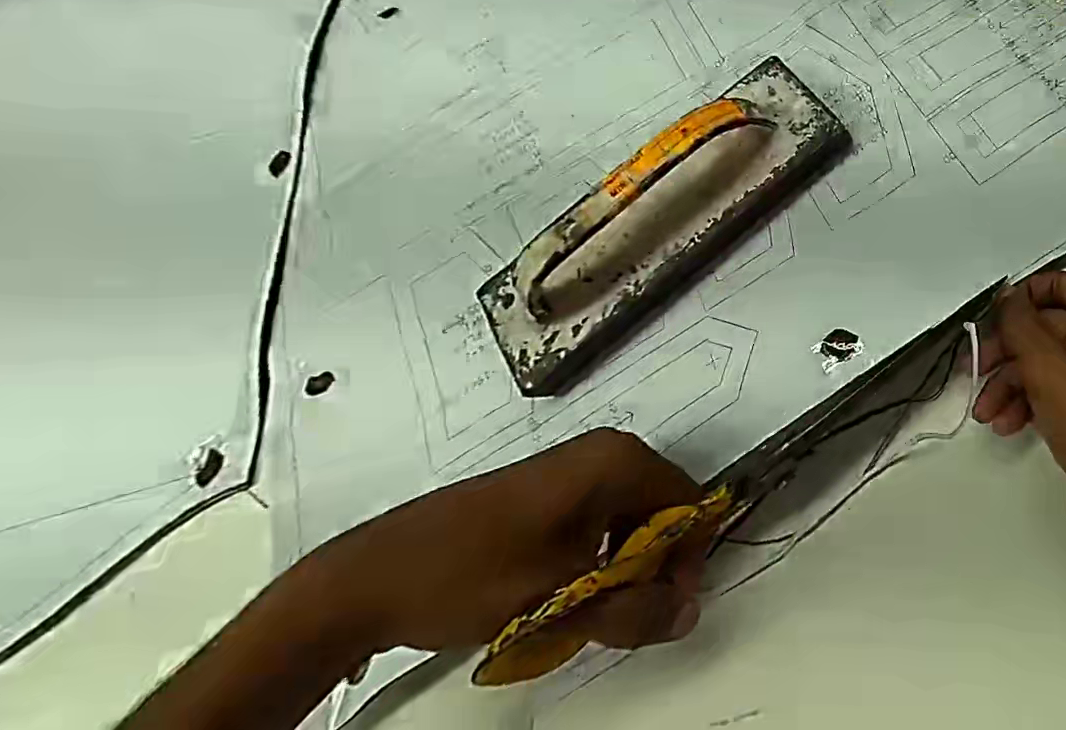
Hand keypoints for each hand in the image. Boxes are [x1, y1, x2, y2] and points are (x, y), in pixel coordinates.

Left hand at [305, 429, 708, 656]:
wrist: (376, 574)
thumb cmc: (473, 575)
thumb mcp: (562, 603)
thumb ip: (635, 611)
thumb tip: (689, 613)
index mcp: (616, 461)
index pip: (688, 502)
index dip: (688, 556)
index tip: (665, 605)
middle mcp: (604, 452)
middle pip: (662, 508)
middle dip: (655, 564)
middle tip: (622, 613)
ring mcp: (575, 467)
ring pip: (632, 517)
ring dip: (626, 565)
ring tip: (591, 607)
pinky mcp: (551, 487)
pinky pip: (602, 517)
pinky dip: (601, 556)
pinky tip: (568, 589)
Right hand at [970, 271, 1065, 540]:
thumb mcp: (1047, 366)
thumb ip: (1018, 322)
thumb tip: (1005, 294)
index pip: (1052, 284)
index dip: (1013, 305)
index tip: (982, 327)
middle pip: (1042, 324)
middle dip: (1005, 353)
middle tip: (971, 371)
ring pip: (1043, 357)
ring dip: (1009, 381)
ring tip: (986, 412)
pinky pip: (1054, 383)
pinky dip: (1028, 398)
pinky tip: (1007, 423)